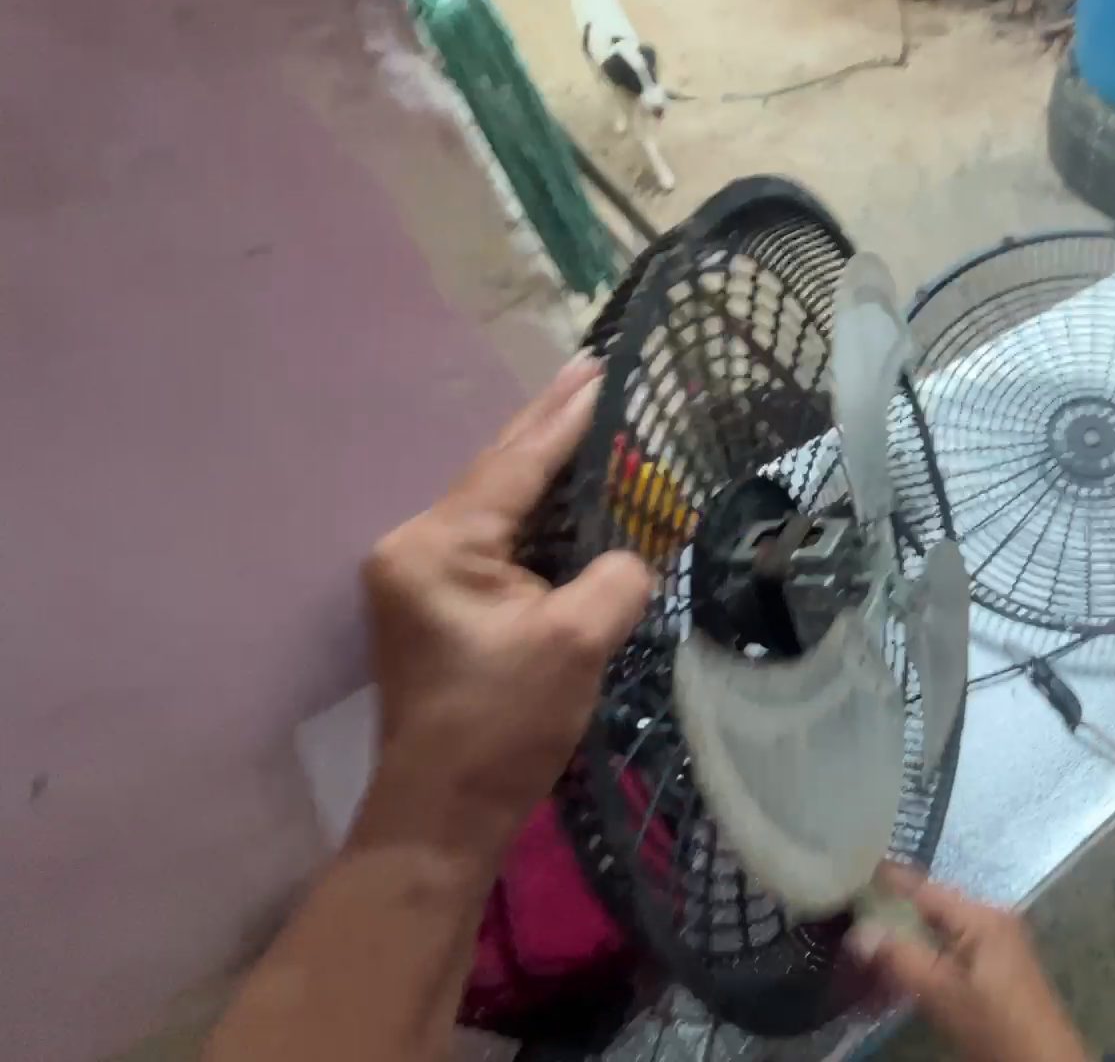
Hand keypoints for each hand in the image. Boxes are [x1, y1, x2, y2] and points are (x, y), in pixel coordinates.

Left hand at [356, 355, 654, 859]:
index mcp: (440, 548)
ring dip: (548, 465)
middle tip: (590, 371)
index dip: (565, 419)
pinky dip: (545, 511)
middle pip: (498, 471)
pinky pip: (505, 538)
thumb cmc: (505, 725)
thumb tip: (626, 559)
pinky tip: (573, 492)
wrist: (445, 811)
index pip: (515, 466)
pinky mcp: (448, 602)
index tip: (600, 371)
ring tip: (589, 417)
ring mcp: (428, 576)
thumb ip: (616, 576)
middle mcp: (420, 547)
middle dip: (548, 423)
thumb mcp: (577, 642)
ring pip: (503, 503)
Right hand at [850, 869, 1089, 1061]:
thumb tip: (859, 933)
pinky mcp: (996, 971)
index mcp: (982, 915)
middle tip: (853, 917)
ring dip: (906, 944)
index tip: (856, 868)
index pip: (927, 888)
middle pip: (932, 910)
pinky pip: (951, 954)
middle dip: (893, 917)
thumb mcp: (943, 993)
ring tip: (867, 951)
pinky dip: (924, 961)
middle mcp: (990, 920)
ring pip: (939, 935)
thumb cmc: (996, 1025)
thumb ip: (901, 959)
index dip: (891, 880)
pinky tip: (899, 976)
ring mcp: (996, 946)